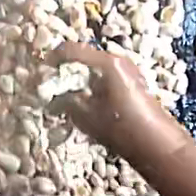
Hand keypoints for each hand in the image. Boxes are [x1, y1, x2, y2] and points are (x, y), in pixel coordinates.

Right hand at [51, 42, 191, 171]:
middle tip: (46, 87)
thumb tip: (49, 96)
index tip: (38, 74)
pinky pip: (100, 77)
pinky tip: (80, 102)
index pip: (70, 50)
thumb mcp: (87, 116)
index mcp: (107, 63)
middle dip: (61, 71)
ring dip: (74, 79)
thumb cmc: (123, 129)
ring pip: (90, 68)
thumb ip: (65, 101)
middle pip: (81, 57)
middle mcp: (117, 60)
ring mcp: (125, 70)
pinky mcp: (128, 82)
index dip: (51, 60)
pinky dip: (87, 85)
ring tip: (60, 97)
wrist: (157, 145)